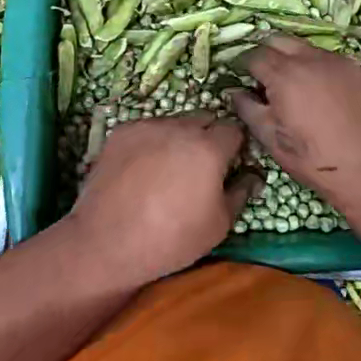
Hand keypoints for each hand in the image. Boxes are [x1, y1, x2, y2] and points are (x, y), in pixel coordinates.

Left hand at [65, 113, 254, 285]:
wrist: (107, 241)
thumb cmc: (171, 239)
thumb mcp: (219, 224)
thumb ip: (241, 192)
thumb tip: (253, 175)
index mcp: (209, 147)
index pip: (233, 129)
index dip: (235, 146)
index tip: (230, 165)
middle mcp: (179, 127)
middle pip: (205, 119)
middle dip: (209, 137)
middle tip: (201, 168)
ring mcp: (147, 126)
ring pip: (174, 122)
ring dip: (179, 137)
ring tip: (169, 169)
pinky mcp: (121, 131)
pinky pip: (147, 129)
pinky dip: (152, 142)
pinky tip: (143, 169)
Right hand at [227, 35, 360, 208]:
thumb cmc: (315, 162)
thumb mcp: (272, 141)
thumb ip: (248, 109)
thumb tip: (235, 91)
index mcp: (285, 75)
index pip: (254, 54)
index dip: (244, 65)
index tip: (244, 79)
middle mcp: (312, 59)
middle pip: (279, 40)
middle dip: (267, 53)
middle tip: (265, 78)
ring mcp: (341, 62)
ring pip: (307, 48)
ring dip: (295, 59)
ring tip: (297, 87)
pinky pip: (332, 60)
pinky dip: (320, 69)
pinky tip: (325, 94)